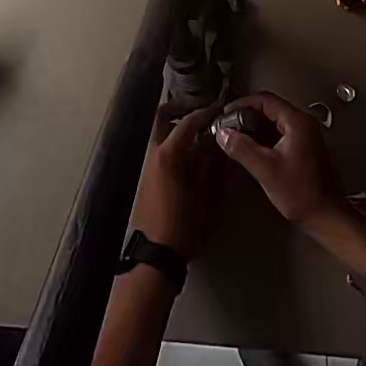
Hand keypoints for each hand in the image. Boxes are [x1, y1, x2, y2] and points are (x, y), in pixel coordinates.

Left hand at [134, 105, 227, 259]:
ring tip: (199, 136)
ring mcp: (146, 166)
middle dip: (179, 110)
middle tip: (199, 114)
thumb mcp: (206, 193)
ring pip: (158, 134)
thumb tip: (218, 143)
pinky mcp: (146, 178)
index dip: (206, 113)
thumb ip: (211, 164)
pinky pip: (158, 150)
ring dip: (176, 128)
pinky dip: (173, 145)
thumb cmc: (183, 225)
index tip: (219, 111)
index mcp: (168, 155)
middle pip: (160, 118)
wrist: (156, 256)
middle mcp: (152, 155)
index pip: (188, 122)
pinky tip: (190, 156)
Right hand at [216, 93, 341, 224]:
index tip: (228, 112)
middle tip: (229, 125)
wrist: (322, 212)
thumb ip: (242, 148)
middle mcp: (304, 124)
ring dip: (254, 126)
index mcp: (298, 123)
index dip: (243, 103)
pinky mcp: (303, 146)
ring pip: (274, 120)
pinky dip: (263, 135)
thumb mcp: (265, 169)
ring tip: (236, 136)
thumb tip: (225, 134)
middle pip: (271, 107)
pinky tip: (251, 147)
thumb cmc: (302, 193)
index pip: (267, 100)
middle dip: (247, 115)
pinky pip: (280, 131)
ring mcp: (305, 134)